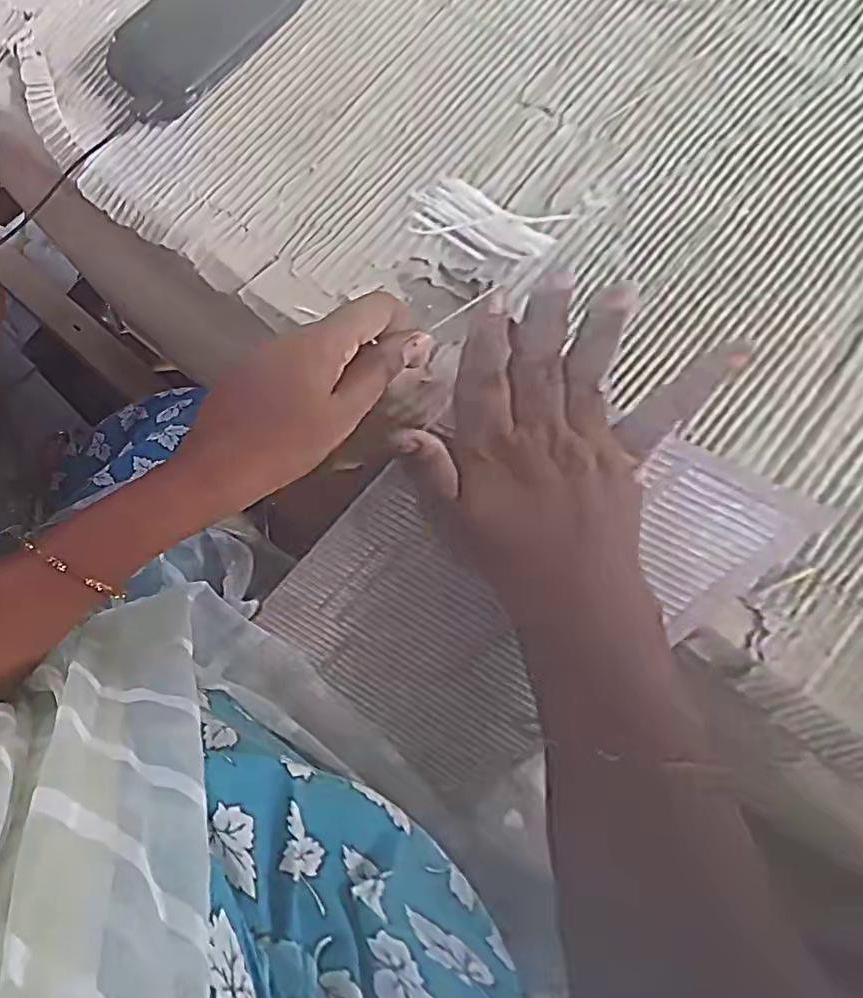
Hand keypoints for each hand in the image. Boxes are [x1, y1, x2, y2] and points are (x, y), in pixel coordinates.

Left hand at [164, 292, 430, 512]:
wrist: (210, 472)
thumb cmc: (278, 450)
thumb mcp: (342, 414)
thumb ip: (379, 371)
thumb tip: (412, 340)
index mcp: (315, 342)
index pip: (376, 305)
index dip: (402, 327)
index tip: (405, 363)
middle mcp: (283, 340)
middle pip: (342, 326)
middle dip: (367, 351)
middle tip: (373, 395)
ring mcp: (257, 356)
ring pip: (312, 348)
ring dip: (334, 368)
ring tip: (332, 412)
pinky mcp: (239, 375)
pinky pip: (283, 365)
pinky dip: (302, 380)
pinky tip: (297, 415)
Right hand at [392, 274, 744, 626]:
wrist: (568, 586)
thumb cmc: (495, 550)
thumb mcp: (447, 516)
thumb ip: (429, 471)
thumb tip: (401, 432)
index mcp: (493, 449)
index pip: (486, 385)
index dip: (487, 343)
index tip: (494, 304)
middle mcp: (541, 435)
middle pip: (540, 369)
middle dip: (544, 322)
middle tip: (553, 277)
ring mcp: (589, 442)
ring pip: (590, 378)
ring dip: (602, 334)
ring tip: (616, 292)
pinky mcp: (625, 457)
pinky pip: (660, 417)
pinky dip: (695, 385)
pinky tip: (730, 356)